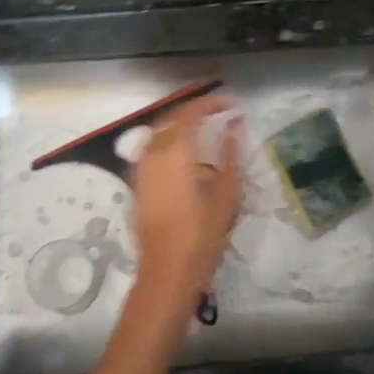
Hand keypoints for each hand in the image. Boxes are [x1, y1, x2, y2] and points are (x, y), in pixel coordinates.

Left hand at [131, 95, 243, 299]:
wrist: (167, 270)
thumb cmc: (202, 233)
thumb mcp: (227, 192)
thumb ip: (231, 152)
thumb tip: (236, 123)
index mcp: (175, 151)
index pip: (191, 112)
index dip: (211, 102)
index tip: (231, 104)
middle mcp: (152, 153)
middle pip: (170, 118)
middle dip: (194, 111)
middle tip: (218, 113)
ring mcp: (140, 169)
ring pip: (157, 133)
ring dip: (179, 126)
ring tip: (203, 132)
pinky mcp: (137, 185)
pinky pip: (150, 151)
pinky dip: (167, 143)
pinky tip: (184, 156)